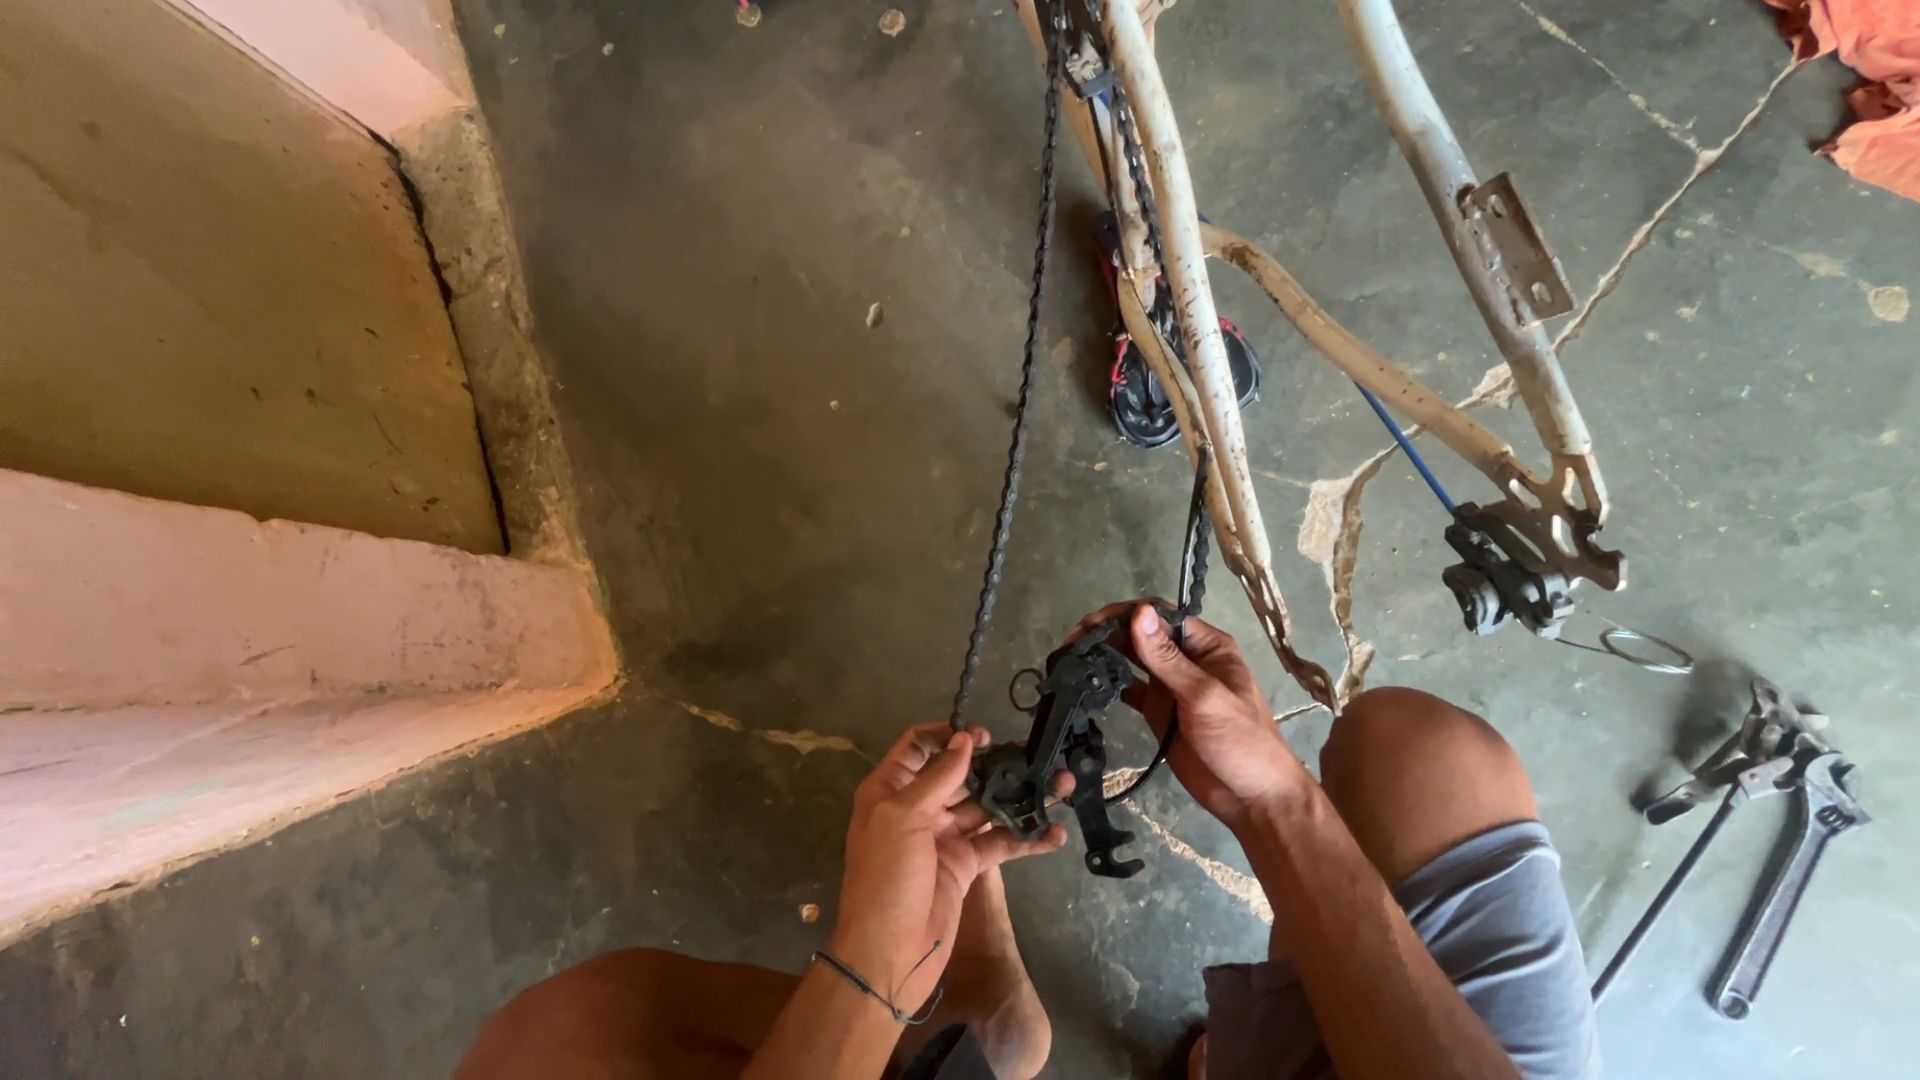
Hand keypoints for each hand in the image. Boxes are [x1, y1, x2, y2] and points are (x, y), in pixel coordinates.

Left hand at [826, 722, 1069, 1018]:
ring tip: (1059, 784)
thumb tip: (964, 740)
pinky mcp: (965, 865)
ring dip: (1018, 796)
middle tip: (1029, 756)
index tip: (982, 735)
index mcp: (890, 790)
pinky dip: (1025, 837)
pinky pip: (998, 843)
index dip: (947, 735)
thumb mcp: (903, 818)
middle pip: (958, 774)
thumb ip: (937, 778)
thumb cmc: (886, 877)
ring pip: (984, 806)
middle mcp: (917, 808)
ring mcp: (943, 836)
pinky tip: (1054, 833)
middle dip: (993, 763)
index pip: (918, 747)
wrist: (888, 954)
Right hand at [1077, 602, 1308, 829]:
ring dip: (1104, 655)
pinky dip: (1107, 685)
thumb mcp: (1204, 696)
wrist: (1253, 799)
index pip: (1160, 616)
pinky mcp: (1157, 711)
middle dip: (1107, 633)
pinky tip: (1085, 685)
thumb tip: (1138, 612)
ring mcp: (1170, 686)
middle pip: (1141, 634)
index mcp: (1206, 646)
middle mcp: (1186, 659)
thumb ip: (1167, 658)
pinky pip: (1128, 689)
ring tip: (1071, 659)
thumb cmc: (1241, 742)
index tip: (1091, 624)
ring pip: (1131, 659)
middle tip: (1072, 643)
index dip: (1125, 615)